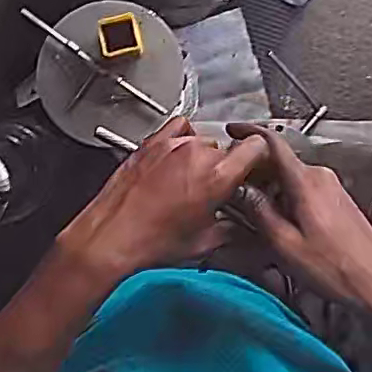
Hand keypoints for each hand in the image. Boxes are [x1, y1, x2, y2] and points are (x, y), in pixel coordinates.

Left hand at [55, 117, 265, 281]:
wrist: (112, 236)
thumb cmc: (150, 240)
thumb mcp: (204, 242)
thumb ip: (233, 229)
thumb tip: (242, 226)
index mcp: (217, 176)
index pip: (256, 147)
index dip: (259, 158)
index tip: (255, 168)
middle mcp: (197, 153)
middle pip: (226, 149)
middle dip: (224, 168)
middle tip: (213, 191)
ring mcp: (173, 144)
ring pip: (203, 141)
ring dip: (201, 158)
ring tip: (188, 182)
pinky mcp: (152, 142)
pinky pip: (179, 129)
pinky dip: (182, 139)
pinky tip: (176, 159)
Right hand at [227, 123, 371, 323]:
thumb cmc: (339, 271)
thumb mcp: (285, 244)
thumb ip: (259, 212)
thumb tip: (240, 191)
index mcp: (307, 182)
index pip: (274, 143)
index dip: (249, 131)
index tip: (234, 130)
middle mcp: (322, 178)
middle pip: (280, 161)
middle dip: (255, 172)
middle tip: (235, 189)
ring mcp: (332, 188)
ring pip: (291, 176)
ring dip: (271, 188)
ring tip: (257, 215)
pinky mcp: (338, 201)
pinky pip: (305, 188)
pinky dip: (287, 197)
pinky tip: (282, 223)